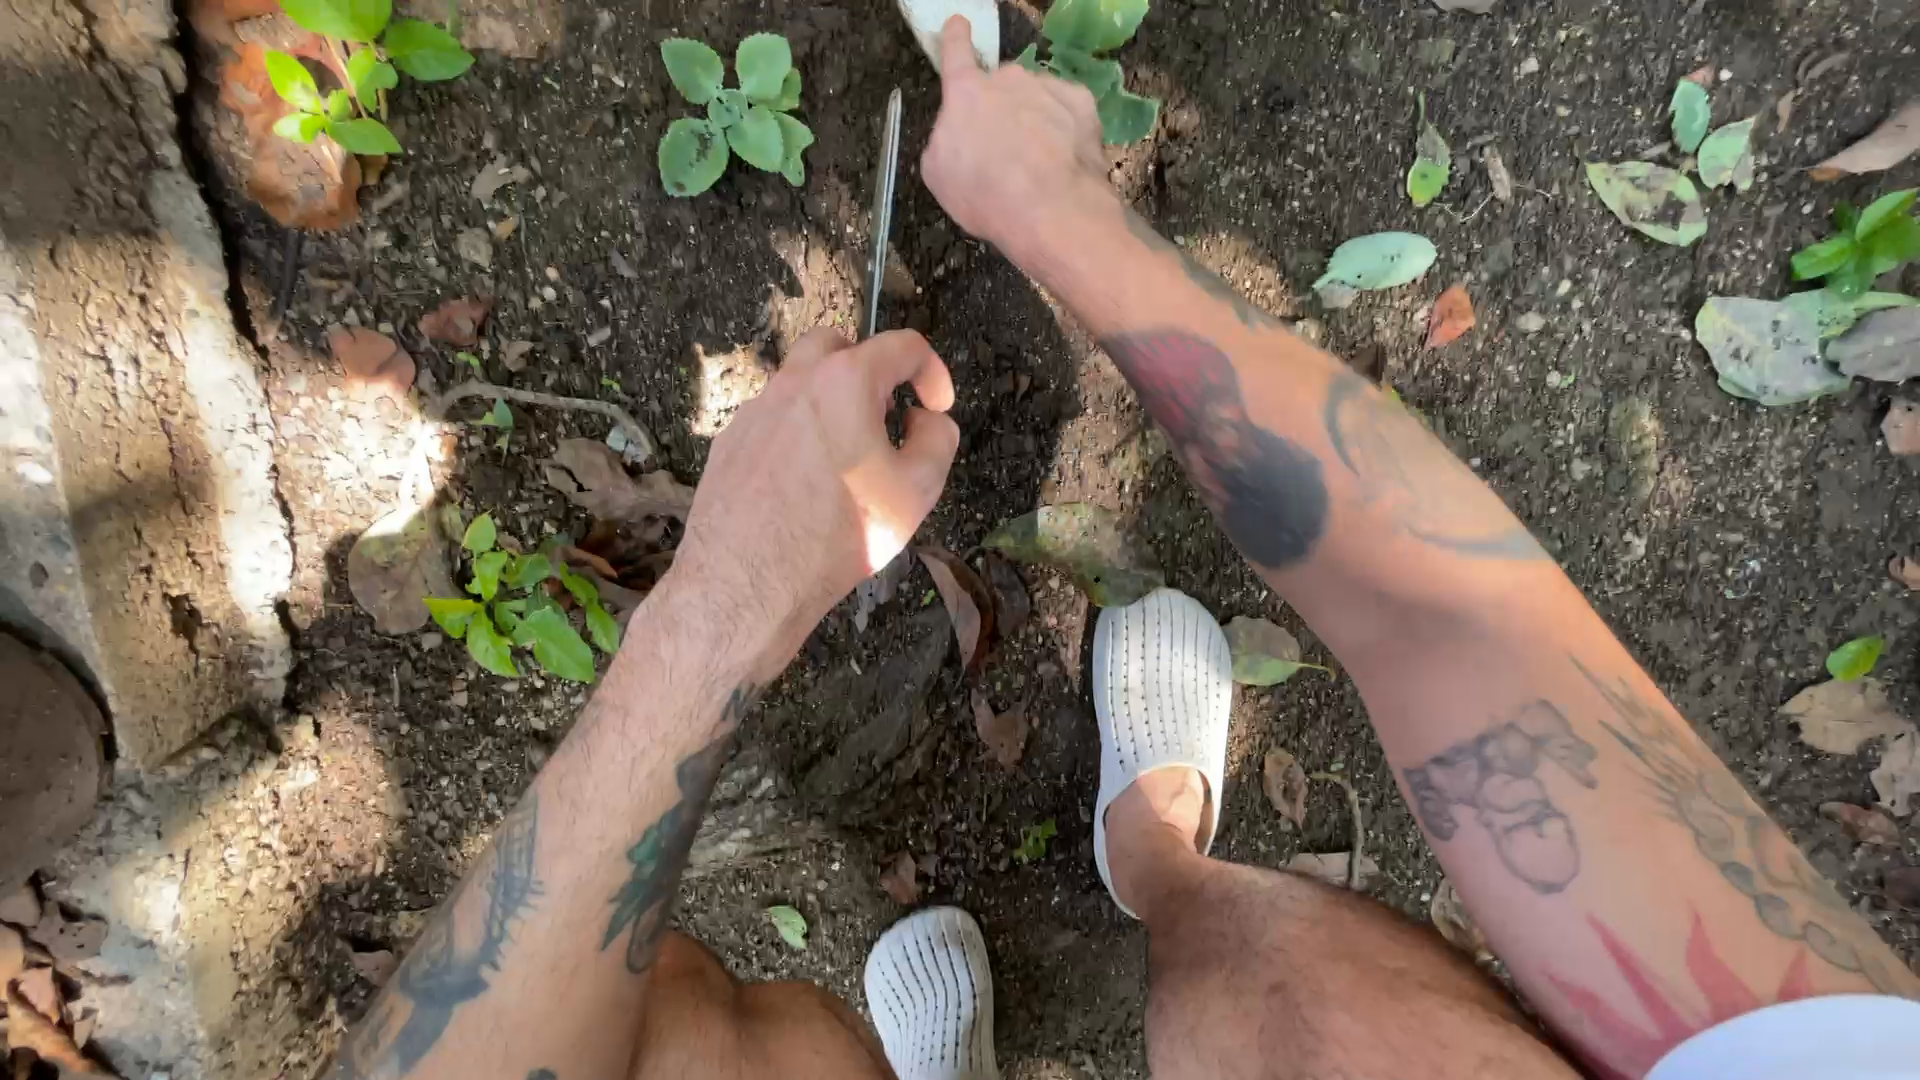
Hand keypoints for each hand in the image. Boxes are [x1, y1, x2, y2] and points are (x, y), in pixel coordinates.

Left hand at [666, 329, 958, 674]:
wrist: (749, 581)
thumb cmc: (841, 533)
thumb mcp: (917, 490)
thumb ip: (938, 439)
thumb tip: (929, 418)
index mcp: (846, 381)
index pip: (903, 345)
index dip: (934, 372)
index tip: (937, 405)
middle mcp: (794, 381)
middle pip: (840, 346)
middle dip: (872, 370)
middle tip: (886, 416)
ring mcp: (754, 409)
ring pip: (801, 383)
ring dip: (833, 403)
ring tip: (846, 458)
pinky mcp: (729, 441)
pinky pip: (773, 419)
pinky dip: (798, 433)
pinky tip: (804, 483)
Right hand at [921, 15, 1109, 256]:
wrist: (1049, 209)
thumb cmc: (985, 196)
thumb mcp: (939, 176)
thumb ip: (944, 142)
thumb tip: (956, 134)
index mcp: (966, 94)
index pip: (955, 54)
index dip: (955, 40)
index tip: (959, 26)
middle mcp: (1008, 79)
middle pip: (1001, 86)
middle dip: (1002, 110)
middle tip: (1006, 152)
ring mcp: (1047, 87)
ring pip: (1036, 98)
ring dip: (1035, 121)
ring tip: (1038, 165)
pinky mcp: (1081, 103)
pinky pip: (1068, 110)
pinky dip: (1065, 129)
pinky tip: (1063, 160)